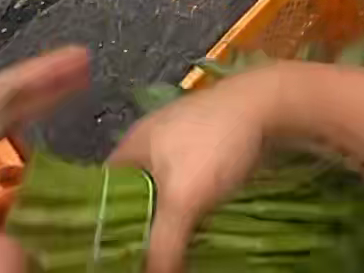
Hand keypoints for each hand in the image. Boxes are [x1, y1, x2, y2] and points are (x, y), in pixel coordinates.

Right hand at [108, 67, 284, 272]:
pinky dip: (183, 213)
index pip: (99, 193)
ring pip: (159, 195)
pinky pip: (182, 190)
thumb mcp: (182, 199)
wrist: (264, 107)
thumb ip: (161, 246)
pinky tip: (189, 235)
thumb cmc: (214, 144)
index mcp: (133, 144)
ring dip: (162, 225)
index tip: (106, 258)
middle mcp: (149, 142)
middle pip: (129, 197)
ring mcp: (177, 144)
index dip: (100, 227)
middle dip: (135, 230)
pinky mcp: (201, 151)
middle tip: (137, 262)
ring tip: (163, 256)